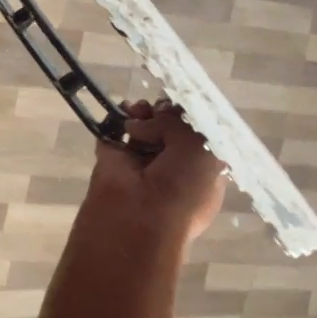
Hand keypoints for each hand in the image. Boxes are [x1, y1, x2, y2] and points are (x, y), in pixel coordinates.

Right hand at [87, 100, 226, 245]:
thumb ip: (179, 123)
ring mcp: (142, 158)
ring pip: (144, 124)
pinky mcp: (113, 155)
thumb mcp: (198, 151)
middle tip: (158, 108)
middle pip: (171, 125)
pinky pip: (115, 129)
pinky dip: (117, 117)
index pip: (200, 133)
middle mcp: (175, 162)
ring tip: (138, 110)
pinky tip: (123, 113)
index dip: (192, 115)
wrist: (137, 212)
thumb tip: (148, 117)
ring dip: (143, 112)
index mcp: (203, 167)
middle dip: (165, 111)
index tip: (184, 105)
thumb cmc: (181, 187)